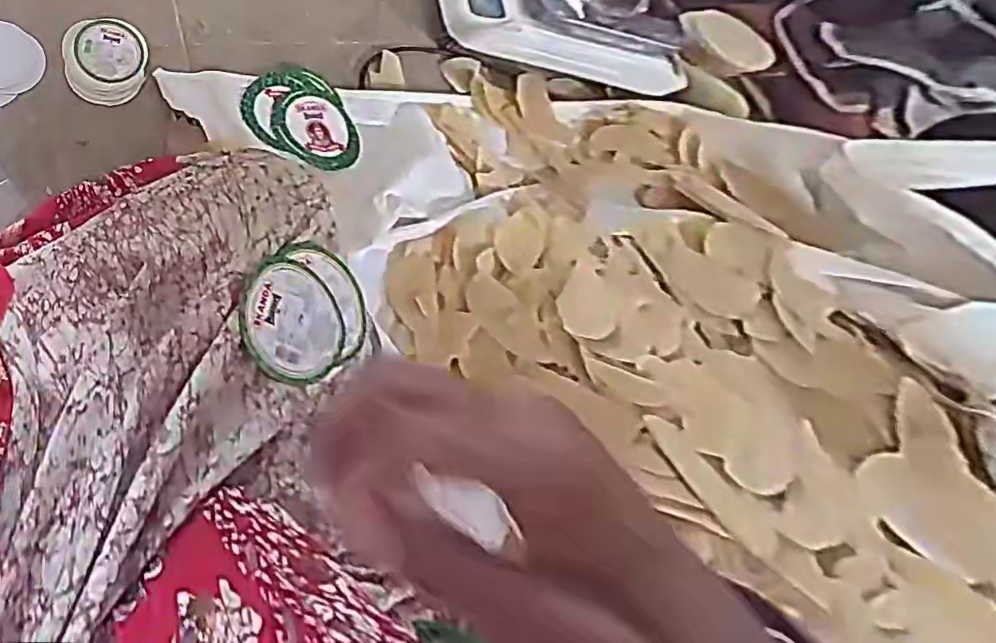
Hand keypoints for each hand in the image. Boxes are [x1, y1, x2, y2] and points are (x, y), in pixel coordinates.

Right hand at [313, 361, 768, 642]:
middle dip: (339, 423)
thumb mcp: (534, 615)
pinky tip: (374, 458)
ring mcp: (512, 398)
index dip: (356, 467)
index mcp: (532, 450)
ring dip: (354, 414)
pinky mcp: (507, 406)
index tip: (340, 518)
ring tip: (333, 468)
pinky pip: (423, 393)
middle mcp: (516, 404)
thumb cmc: (616, 618)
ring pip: (401, 376)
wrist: (681, 603)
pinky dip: (383, 416)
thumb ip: (440, 559)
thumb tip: (356, 508)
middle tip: (315, 479)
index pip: (407, 427)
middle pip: (393, 380)